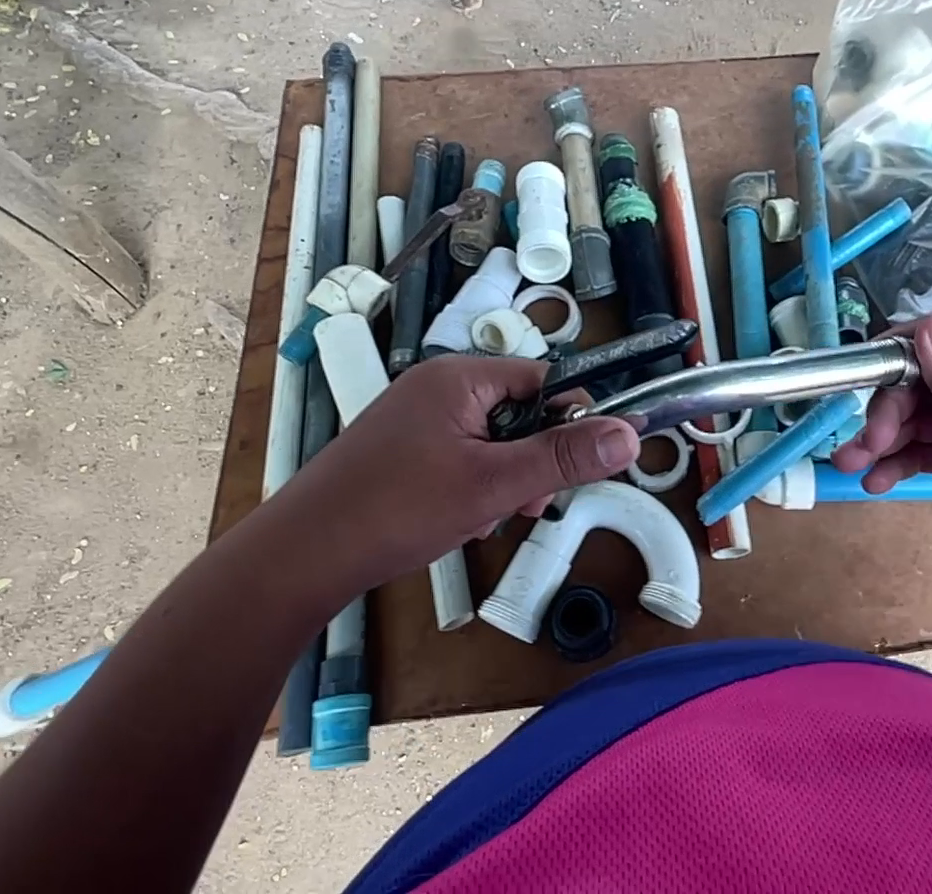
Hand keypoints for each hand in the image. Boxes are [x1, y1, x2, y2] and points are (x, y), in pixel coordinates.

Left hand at [270, 354, 640, 591]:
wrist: (304, 554)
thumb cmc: (399, 509)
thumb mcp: (495, 485)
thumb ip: (564, 457)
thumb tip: (628, 434)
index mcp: (461, 376)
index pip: (545, 381)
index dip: (572, 421)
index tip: (581, 467)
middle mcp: (439, 385)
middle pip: (521, 411)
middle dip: (532, 460)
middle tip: (526, 505)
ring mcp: (417, 415)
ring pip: (493, 438)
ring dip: (504, 478)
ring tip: (486, 518)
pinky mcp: (403, 445)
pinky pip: (462, 453)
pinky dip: (473, 484)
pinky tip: (460, 518)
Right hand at [831, 311, 931, 610]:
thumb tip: (928, 322)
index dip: (899, 352)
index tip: (862, 374)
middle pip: (919, 383)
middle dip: (885, 409)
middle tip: (864, 444)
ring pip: (914, 420)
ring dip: (880, 439)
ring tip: (849, 465)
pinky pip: (922, 452)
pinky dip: (896, 463)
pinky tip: (876, 482)